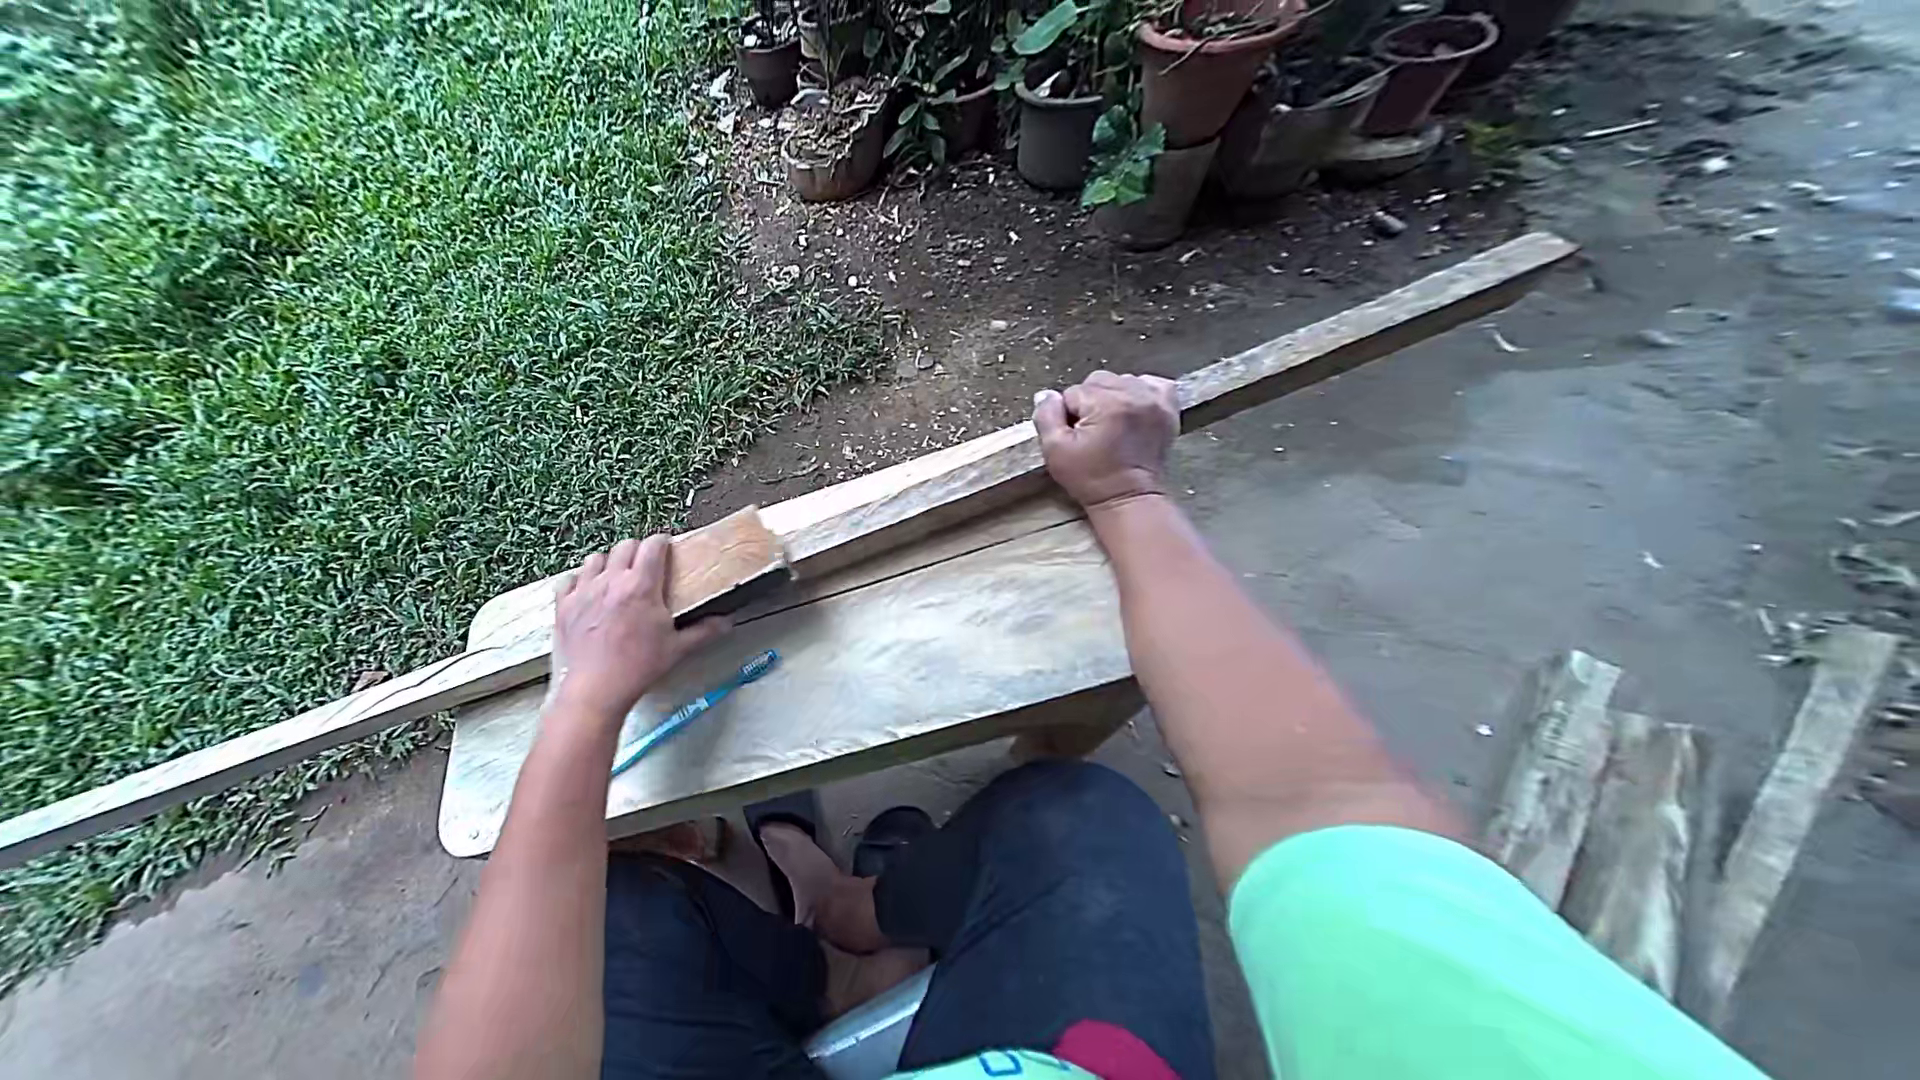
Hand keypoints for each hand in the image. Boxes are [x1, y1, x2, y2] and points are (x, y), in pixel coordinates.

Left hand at [549, 535, 728, 720]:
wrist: (594, 690)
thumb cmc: (637, 667)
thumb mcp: (677, 649)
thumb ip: (704, 631)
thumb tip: (725, 623)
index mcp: (642, 586)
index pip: (652, 546)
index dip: (661, 542)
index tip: (666, 547)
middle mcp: (611, 582)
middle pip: (624, 546)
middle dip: (637, 550)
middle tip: (644, 564)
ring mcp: (583, 592)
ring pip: (595, 559)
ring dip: (608, 563)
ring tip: (616, 576)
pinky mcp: (563, 606)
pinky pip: (568, 579)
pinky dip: (579, 580)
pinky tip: (587, 591)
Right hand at [1031, 371, 1179, 510]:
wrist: (1128, 498)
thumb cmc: (1091, 478)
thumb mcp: (1055, 450)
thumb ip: (1046, 416)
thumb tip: (1046, 395)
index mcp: (1105, 403)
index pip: (1072, 393)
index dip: (1069, 416)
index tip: (1077, 437)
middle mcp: (1133, 394)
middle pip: (1097, 382)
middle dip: (1090, 404)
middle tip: (1094, 433)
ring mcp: (1154, 399)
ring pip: (1120, 382)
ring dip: (1113, 398)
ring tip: (1113, 427)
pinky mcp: (1168, 407)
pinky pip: (1150, 383)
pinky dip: (1139, 393)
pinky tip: (1132, 412)